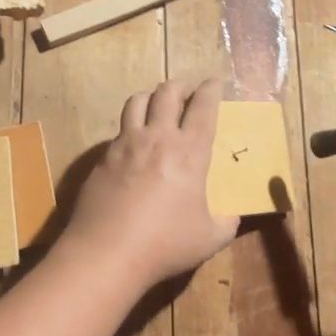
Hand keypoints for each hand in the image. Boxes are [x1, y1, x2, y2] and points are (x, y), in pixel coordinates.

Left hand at [59, 79, 238, 287]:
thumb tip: (233, 217)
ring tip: (157, 104)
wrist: (107, 253)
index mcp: (189, 152)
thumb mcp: (209, 239)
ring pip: (137, 102)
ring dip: (151, 96)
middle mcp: (158, 138)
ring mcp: (126, 145)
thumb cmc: (164, 244)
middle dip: (180, 85)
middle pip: (167, 93)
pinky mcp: (102, 158)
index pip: (203, 108)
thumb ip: (226, 224)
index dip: (211, 90)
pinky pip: (119, 130)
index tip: (214, 82)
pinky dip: (130, 127)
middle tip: (186, 90)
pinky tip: (133, 143)